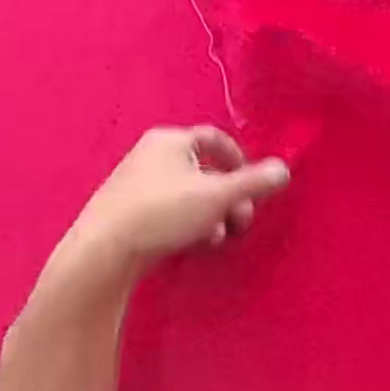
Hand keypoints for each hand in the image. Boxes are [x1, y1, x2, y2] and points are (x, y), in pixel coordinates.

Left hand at [59, 126, 289, 276]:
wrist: (105, 250)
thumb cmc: (164, 214)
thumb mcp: (220, 196)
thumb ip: (256, 182)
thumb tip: (284, 170)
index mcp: (170, 140)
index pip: (216, 139)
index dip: (242, 161)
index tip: (254, 186)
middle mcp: (152, 155)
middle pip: (208, 170)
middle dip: (231, 197)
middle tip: (241, 219)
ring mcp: (139, 183)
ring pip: (193, 194)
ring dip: (214, 215)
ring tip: (217, 236)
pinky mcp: (131, 210)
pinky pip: (174, 210)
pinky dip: (191, 224)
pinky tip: (195, 243)